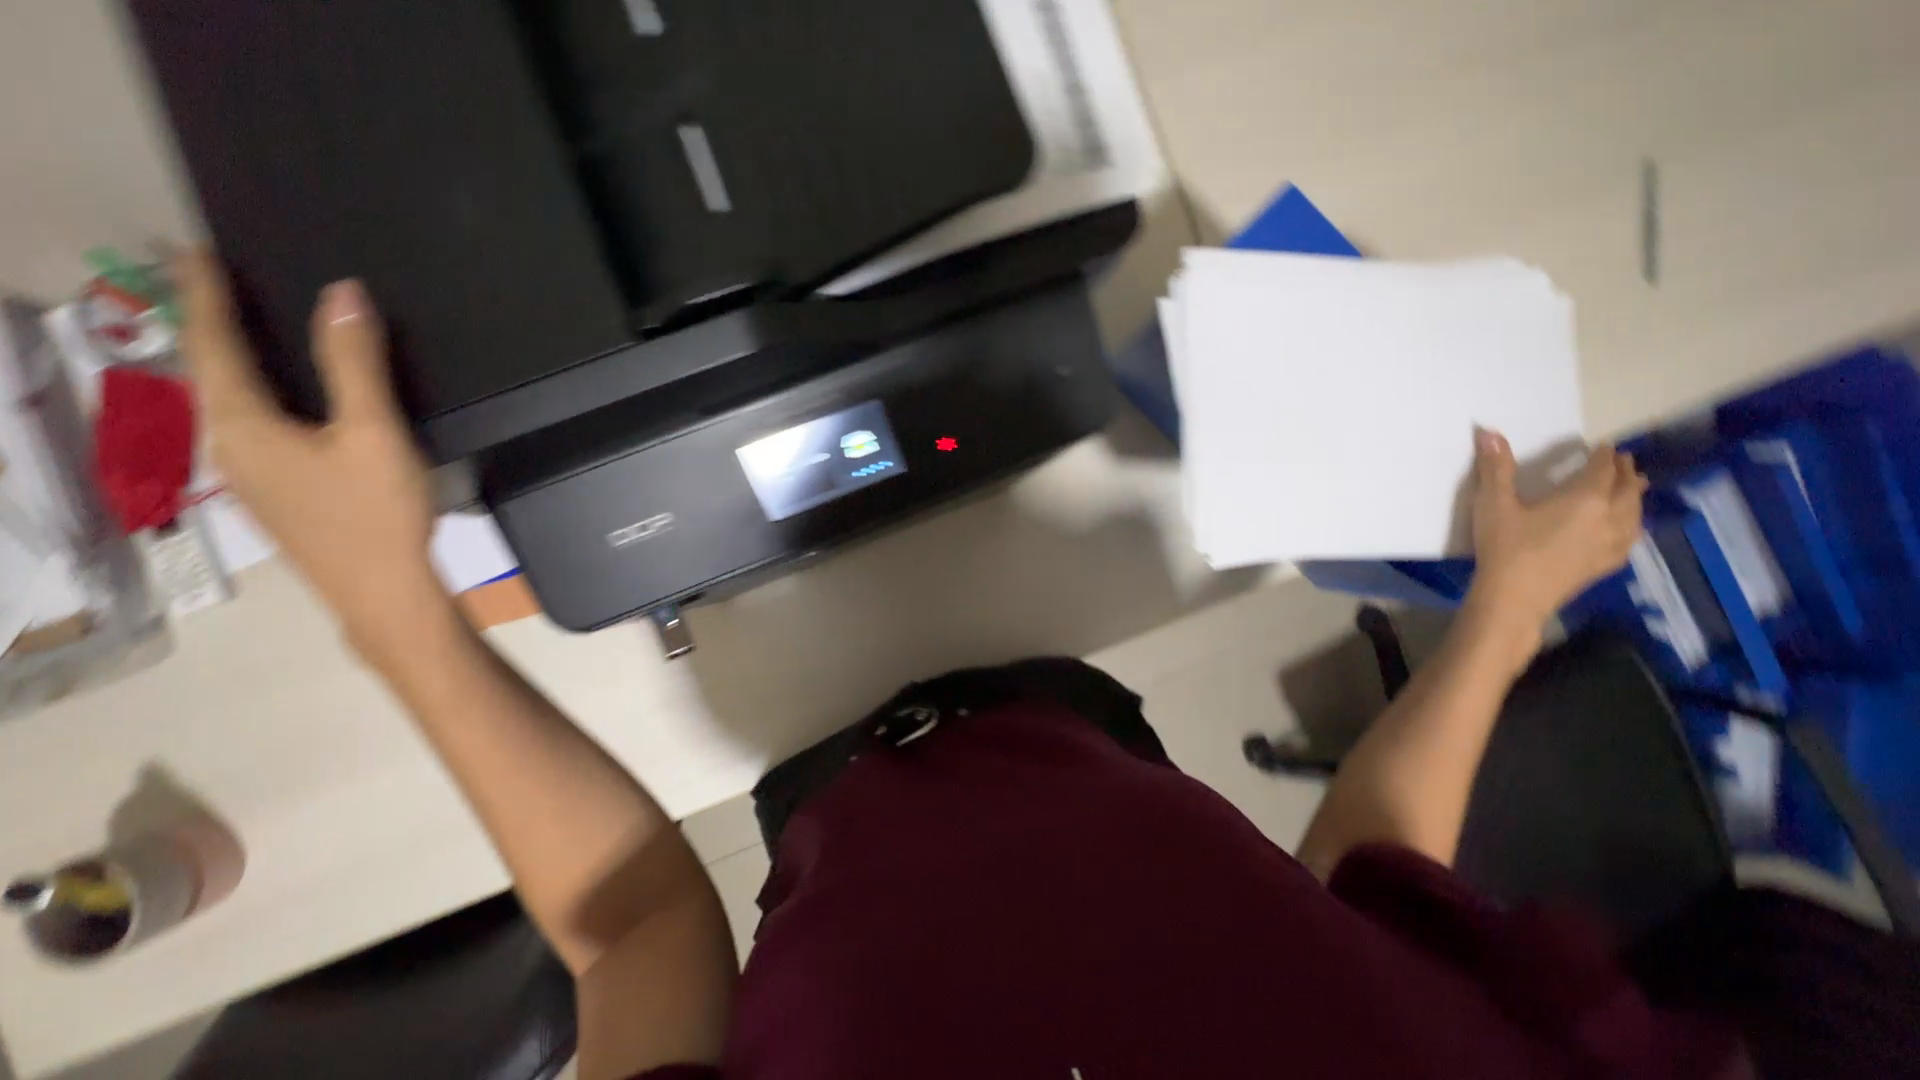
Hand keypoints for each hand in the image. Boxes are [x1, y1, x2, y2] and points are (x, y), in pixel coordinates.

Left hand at [176, 253, 443, 648]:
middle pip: (210, 376)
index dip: (204, 296)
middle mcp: (231, 450)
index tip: (191, 251)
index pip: (212, 345)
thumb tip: (341, 294)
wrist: (385, 596)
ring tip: (243, 333)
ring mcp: (250, 480)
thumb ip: (354, 363)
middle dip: (209, 326)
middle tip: (213, 285)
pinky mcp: (276, 500)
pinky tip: (281, 403)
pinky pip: (253, 430)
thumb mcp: (374, 432)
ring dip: (231, 364)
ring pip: (230, 406)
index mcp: (244, 427)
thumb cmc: (377, 514)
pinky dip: (257, 398)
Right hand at [1464, 428, 1647, 658]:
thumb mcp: (1494, 504)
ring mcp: (1611, 544)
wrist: (1514, 599)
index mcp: (1585, 498)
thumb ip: (1496, 467)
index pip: (1604, 469)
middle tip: (1624, 462)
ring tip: (1633, 489)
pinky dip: (1632, 525)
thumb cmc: (1505, 548)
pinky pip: (1630, 538)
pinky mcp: (1605, 566)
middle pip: (1628, 489)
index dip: (1605, 455)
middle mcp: (1608, 518)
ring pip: (1635, 514)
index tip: (1604, 446)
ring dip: (1635, 497)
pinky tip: (1626, 528)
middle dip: (1626, 473)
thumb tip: (1488, 430)